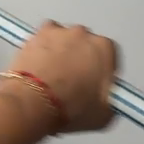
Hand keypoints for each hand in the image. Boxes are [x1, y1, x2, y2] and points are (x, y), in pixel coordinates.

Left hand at [1, 21, 116, 133]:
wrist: (33, 101)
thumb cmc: (73, 108)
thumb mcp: (104, 113)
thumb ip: (110, 99)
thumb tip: (105, 97)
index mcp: (105, 48)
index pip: (108, 57)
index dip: (101, 72)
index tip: (93, 85)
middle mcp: (83, 33)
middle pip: (85, 45)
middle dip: (81, 58)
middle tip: (71, 79)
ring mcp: (58, 30)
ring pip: (64, 39)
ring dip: (61, 51)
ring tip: (52, 72)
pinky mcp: (35, 34)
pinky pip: (44, 38)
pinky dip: (43, 47)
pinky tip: (38, 62)